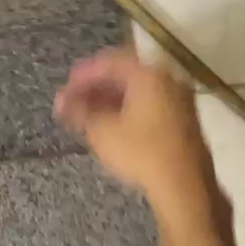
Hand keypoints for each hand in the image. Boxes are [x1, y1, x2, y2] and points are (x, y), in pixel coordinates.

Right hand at [54, 49, 217, 215]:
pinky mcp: (182, 119)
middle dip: (96, 88)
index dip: (84, 73)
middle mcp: (167, 79)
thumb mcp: (101, 131)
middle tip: (73, 102)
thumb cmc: (140, 152)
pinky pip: (149, 104)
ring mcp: (179, 99)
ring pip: (137, 91)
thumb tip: (62, 100)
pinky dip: (126, 109)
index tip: (65, 87)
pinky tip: (110, 125)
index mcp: (149, 75)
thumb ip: (79, 111)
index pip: (110, 62)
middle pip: (125, 75)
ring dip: (110, 99)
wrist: (183, 183)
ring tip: (86, 115)